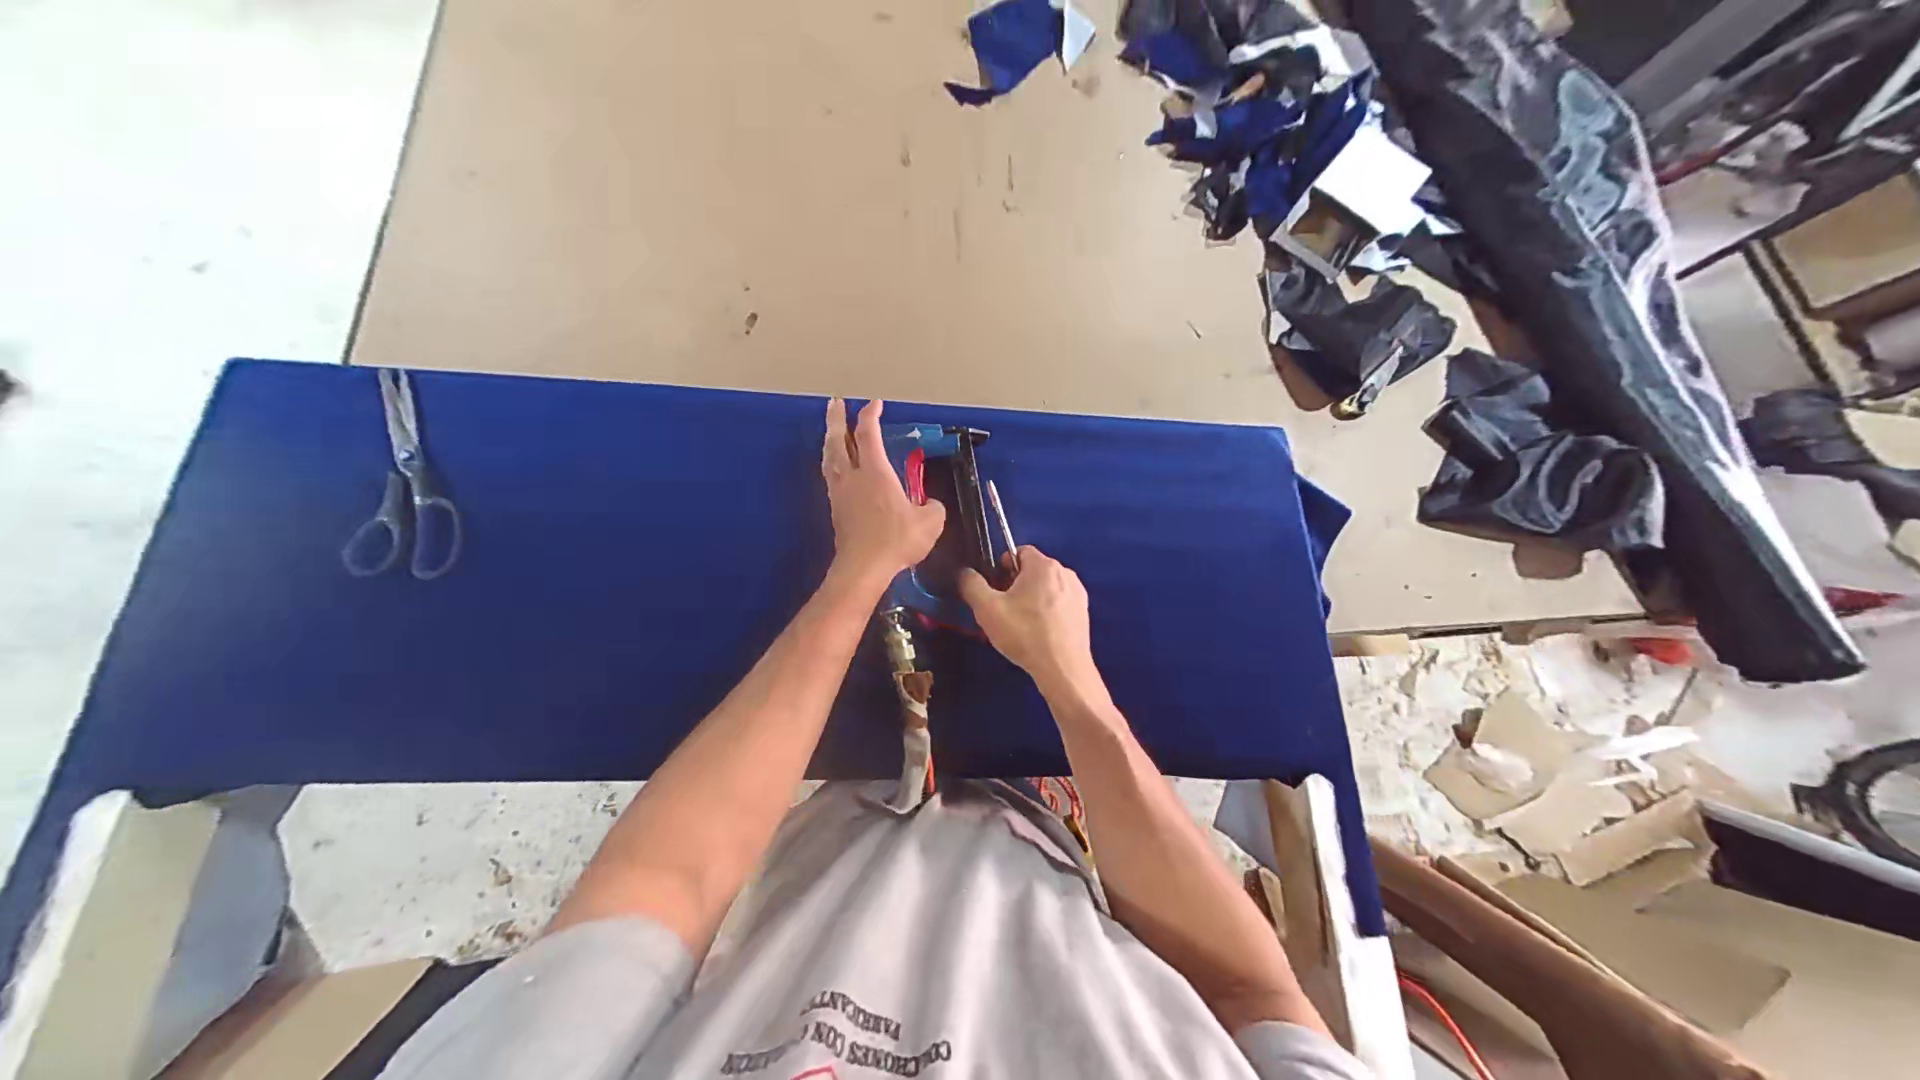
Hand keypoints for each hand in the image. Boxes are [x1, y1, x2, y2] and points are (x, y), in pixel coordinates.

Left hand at [822, 398, 944, 583]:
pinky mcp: (835, 509)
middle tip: (835, 403)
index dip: (870, 415)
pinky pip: (830, 476)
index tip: (875, 404)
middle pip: (838, 440)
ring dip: (829, 440)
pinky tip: (835, 467)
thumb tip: (930, 504)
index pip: (868, 433)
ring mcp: (840, 493)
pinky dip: (831, 462)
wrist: (863, 567)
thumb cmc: (896, 540)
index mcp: (875, 471)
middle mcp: (853, 476)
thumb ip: (933, 506)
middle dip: (836, 419)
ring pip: (830, 458)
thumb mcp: (930, 522)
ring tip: (830, 431)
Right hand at [958, 546, 1100, 695]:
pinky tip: (1039, 633)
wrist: (1062, 668)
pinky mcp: (1084, 612)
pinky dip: (1048, 611)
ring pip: (1046, 587)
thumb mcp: (987, 608)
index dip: (1002, 567)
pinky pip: (1059, 603)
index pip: (1019, 551)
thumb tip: (966, 572)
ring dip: (1032, 598)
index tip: (995, 589)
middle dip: (1016, 584)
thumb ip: (971, 584)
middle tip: (1004, 609)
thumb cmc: (1024, 633)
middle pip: (1033, 569)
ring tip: (1021, 624)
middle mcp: (1065, 572)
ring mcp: (1078, 593)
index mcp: (1044, 565)